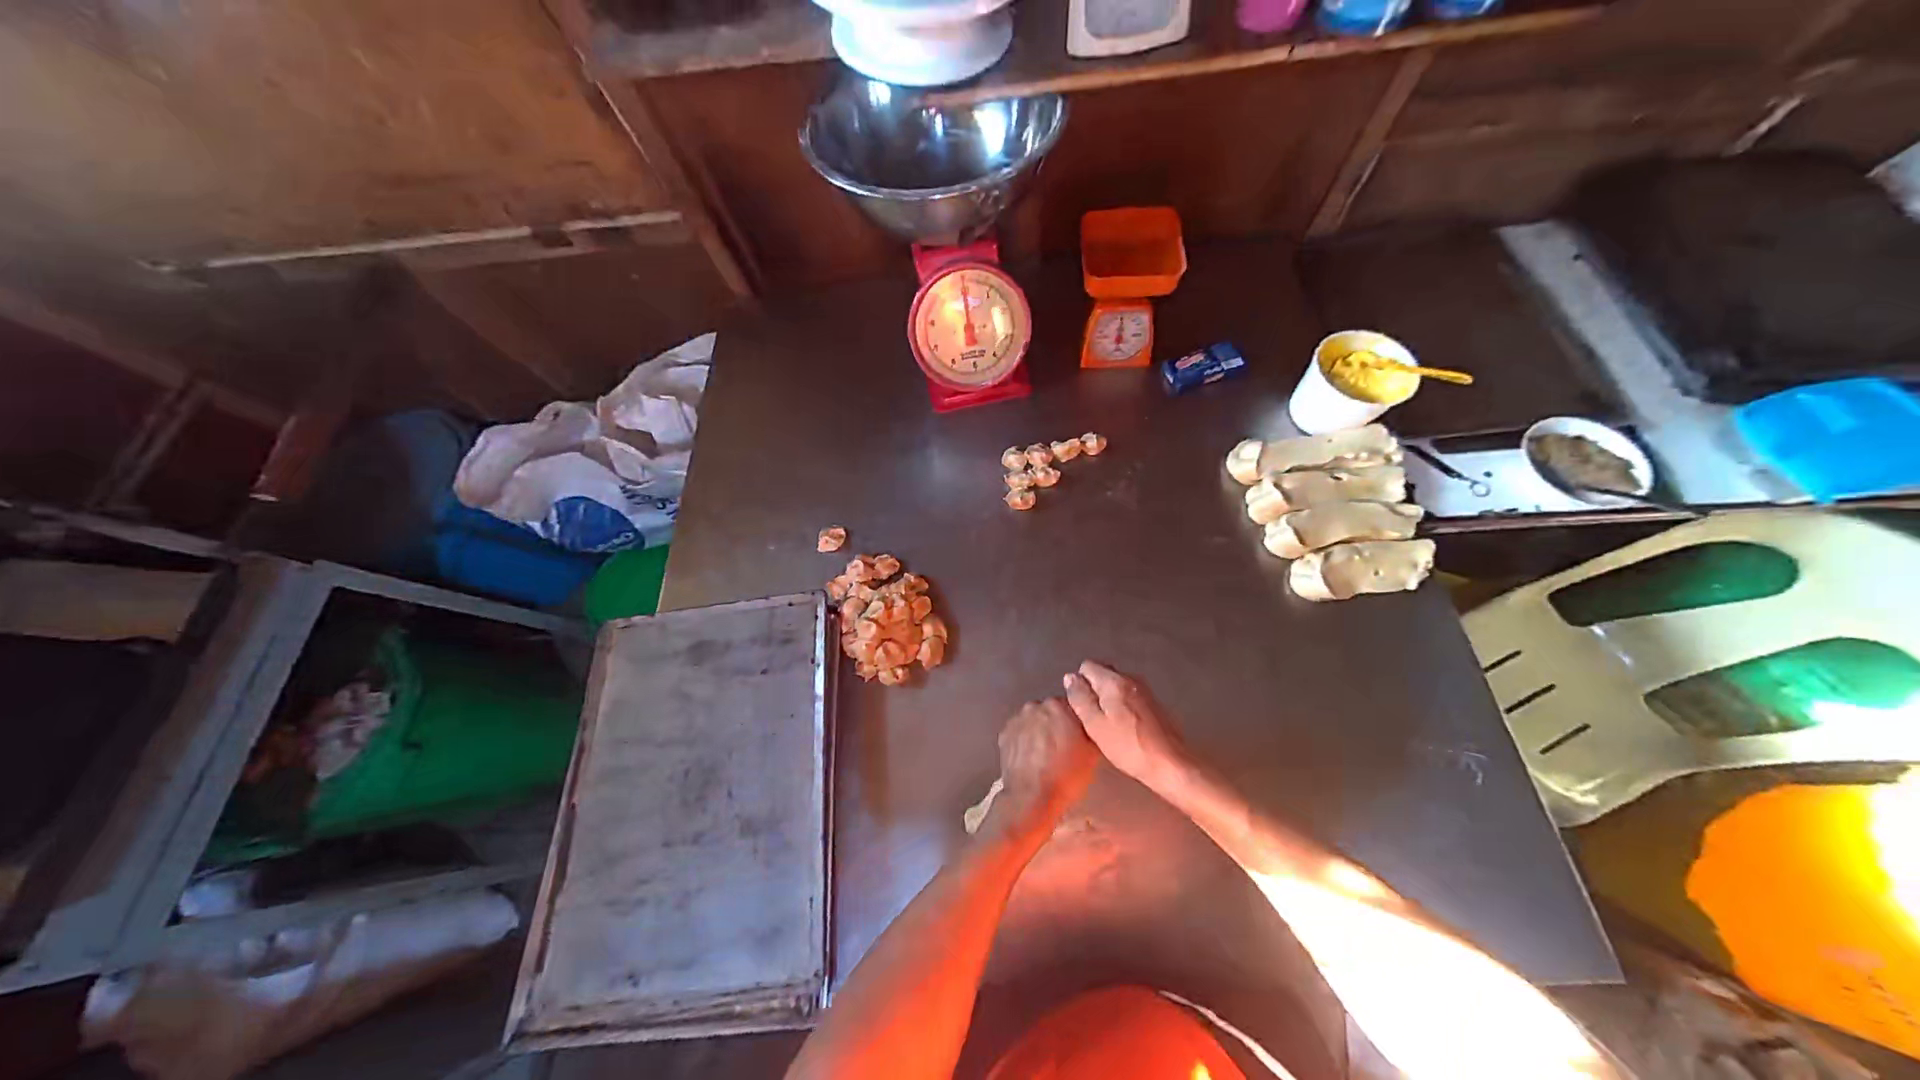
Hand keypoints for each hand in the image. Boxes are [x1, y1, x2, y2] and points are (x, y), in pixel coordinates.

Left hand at [989, 698, 1097, 836]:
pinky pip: (1019, 732)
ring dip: (1040, 731)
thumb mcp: (1092, 751)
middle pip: (1051, 711)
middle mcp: (1035, 706)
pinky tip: (1032, 758)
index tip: (1079, 734)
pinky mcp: (1004, 734)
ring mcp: (1017, 719)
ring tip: (1046, 755)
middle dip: (1057, 723)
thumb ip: (1090, 727)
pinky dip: (1025, 740)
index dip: (1076, 720)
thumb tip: (1088, 720)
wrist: (1031, 797)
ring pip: (1034, 721)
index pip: (1072, 704)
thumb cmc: (1067, 775)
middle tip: (1064, 746)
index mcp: (1059, 705)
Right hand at [1062, 661, 1188, 787]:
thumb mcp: (1095, 725)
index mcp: (1114, 681)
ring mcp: (1145, 689)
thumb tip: (1070, 677)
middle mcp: (1131, 678)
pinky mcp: (1154, 703)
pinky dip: (1121, 705)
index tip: (1082, 707)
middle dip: (1094, 690)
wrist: (1170, 764)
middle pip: (1103, 672)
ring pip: (1116, 685)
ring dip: (1108, 699)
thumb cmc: (1128, 746)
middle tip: (1093, 718)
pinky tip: (1123, 727)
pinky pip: (1129, 695)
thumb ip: (1080, 698)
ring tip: (1108, 725)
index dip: (1079, 684)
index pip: (1087, 666)